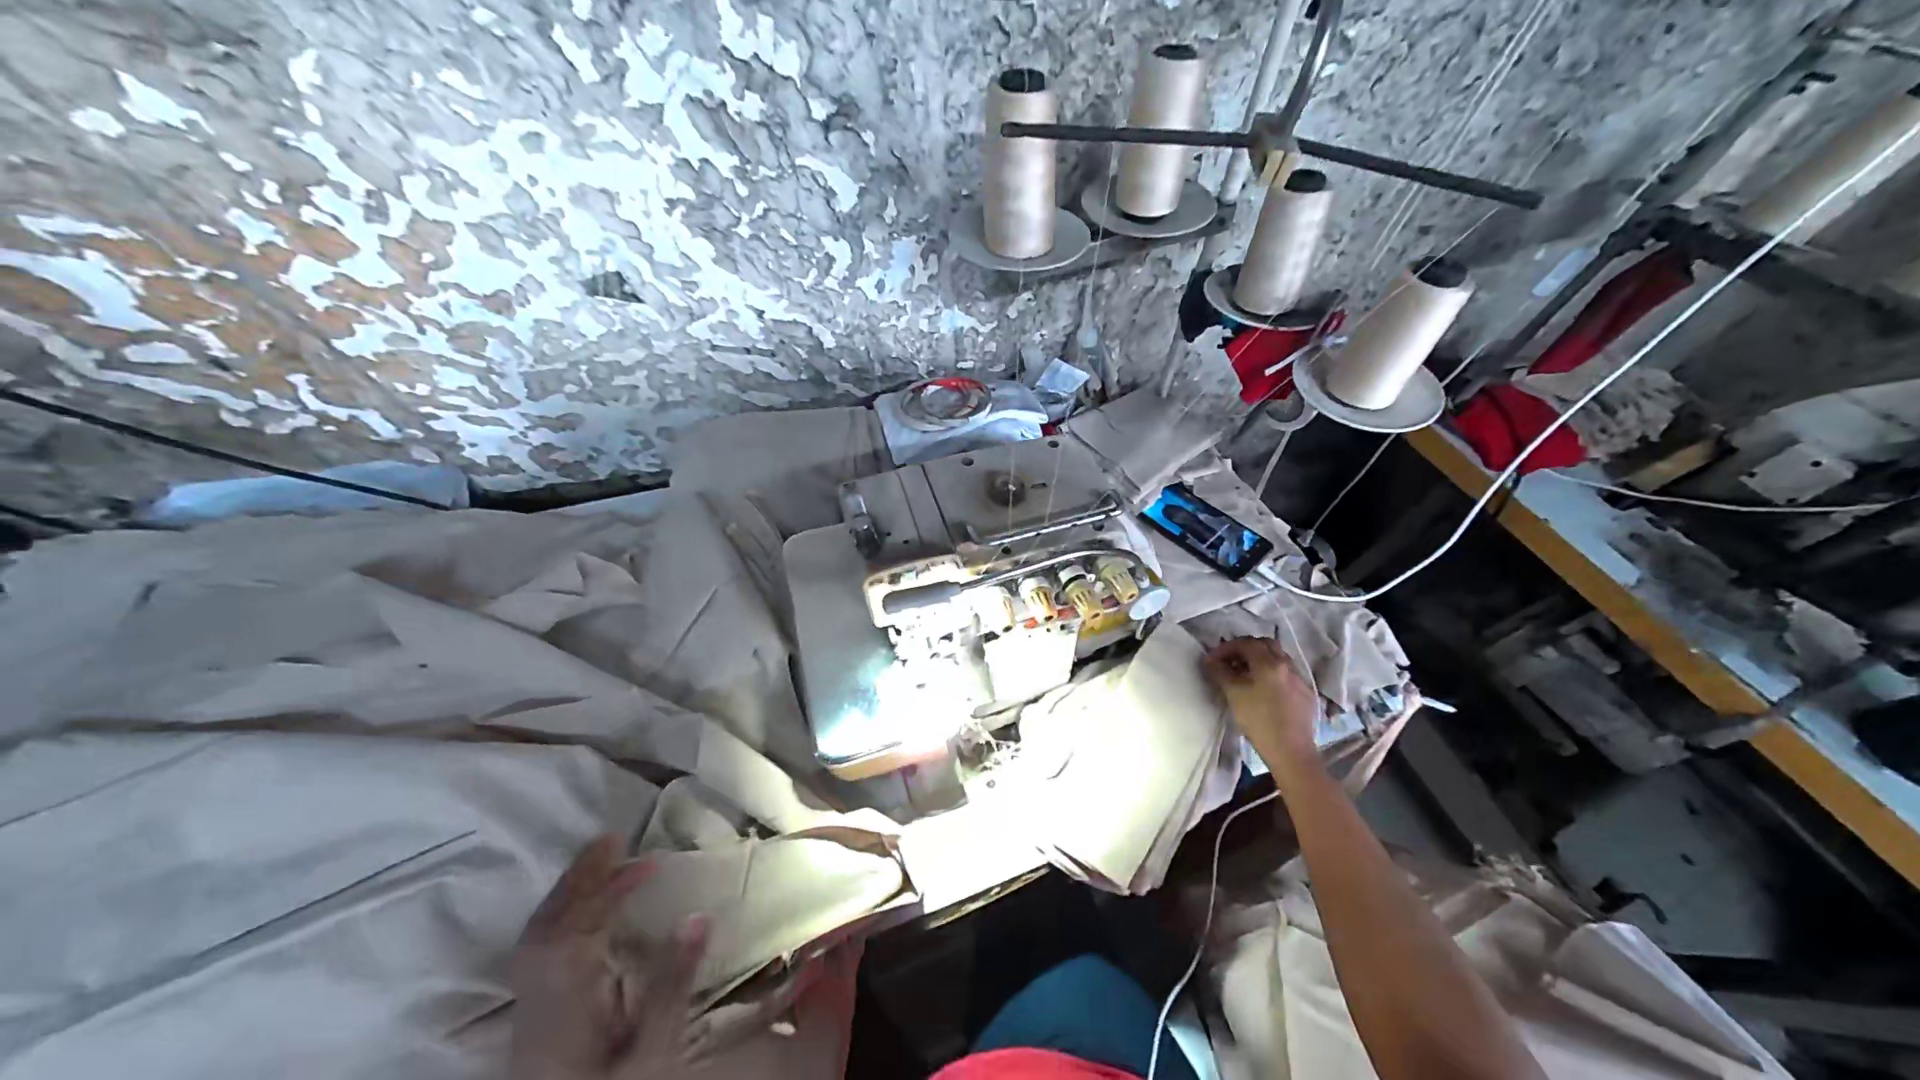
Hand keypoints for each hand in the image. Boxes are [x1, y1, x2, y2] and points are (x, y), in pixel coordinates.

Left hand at [511, 835, 708, 1079]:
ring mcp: (526, 1012)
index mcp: (566, 1008)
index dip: (612, 890)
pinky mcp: (529, 1021)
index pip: (582, 933)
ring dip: (564, 893)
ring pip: (534, 939)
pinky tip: (575, 909)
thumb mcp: (655, 1050)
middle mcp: (536, 1004)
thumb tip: (699, 916)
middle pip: (547, 930)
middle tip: (611, 838)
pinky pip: (535, 950)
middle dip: (578, 879)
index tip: (649, 862)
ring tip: (596, 861)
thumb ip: (673, 985)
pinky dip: (555, 916)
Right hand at [1204, 637, 1319, 761]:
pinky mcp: (1306, 694)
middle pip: (1266, 645)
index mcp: (1269, 663)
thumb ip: (1220, 672)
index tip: (1213, 659)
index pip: (1246, 643)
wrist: (1290, 750)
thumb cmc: (1258, 720)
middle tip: (1231, 662)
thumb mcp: (1233, 694)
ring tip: (1246, 675)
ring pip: (1278, 659)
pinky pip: (1287, 674)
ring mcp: (1300, 679)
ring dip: (1261, 660)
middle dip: (1246, 649)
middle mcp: (1287, 665)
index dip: (1226, 648)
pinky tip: (1265, 690)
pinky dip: (1273, 674)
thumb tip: (1210, 660)